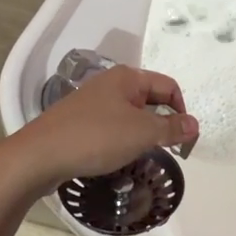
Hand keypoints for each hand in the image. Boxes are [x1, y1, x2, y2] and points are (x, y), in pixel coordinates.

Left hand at [10, 66, 198, 184]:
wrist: (40, 155)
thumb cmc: (96, 137)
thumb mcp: (141, 133)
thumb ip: (171, 128)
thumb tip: (194, 124)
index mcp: (127, 77)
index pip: (168, 87)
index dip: (181, 111)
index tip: (184, 141)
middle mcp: (111, 83)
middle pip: (149, 99)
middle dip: (161, 124)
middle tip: (166, 151)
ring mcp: (93, 102)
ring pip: (130, 115)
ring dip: (141, 135)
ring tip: (141, 156)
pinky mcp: (80, 122)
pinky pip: (111, 127)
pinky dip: (121, 141)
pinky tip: (116, 158)